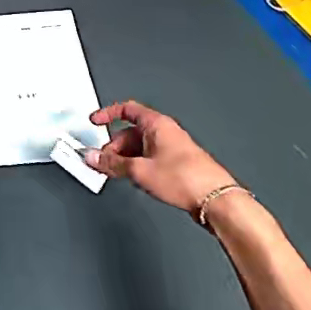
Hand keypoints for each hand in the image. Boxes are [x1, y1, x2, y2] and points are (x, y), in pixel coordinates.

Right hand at [85, 101, 238, 213]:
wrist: (216, 200)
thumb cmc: (188, 178)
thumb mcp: (139, 171)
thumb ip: (112, 164)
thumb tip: (94, 158)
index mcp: (156, 124)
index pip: (127, 109)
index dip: (108, 114)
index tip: (96, 121)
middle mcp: (165, 132)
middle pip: (130, 132)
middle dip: (114, 147)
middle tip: (102, 161)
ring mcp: (171, 148)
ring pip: (139, 148)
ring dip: (125, 159)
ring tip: (117, 174)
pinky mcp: (176, 164)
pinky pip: (149, 159)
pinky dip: (138, 166)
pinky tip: (135, 180)